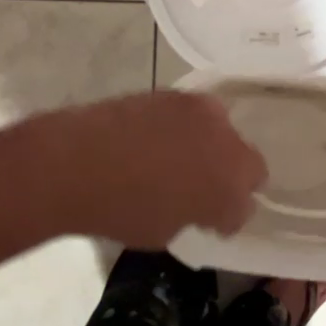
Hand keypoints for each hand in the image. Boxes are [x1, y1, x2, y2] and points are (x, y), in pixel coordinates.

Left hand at [26, 92, 266, 248]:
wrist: (76, 161)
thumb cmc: (119, 210)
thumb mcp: (163, 232)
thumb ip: (193, 216)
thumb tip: (193, 205)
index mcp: (230, 188)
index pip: (245, 208)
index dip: (226, 218)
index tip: (208, 222)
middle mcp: (228, 145)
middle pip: (248, 164)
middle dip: (230, 178)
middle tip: (201, 190)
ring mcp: (203, 113)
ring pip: (223, 132)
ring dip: (210, 147)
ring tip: (179, 159)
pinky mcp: (177, 94)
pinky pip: (193, 115)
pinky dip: (184, 128)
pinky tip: (158, 139)